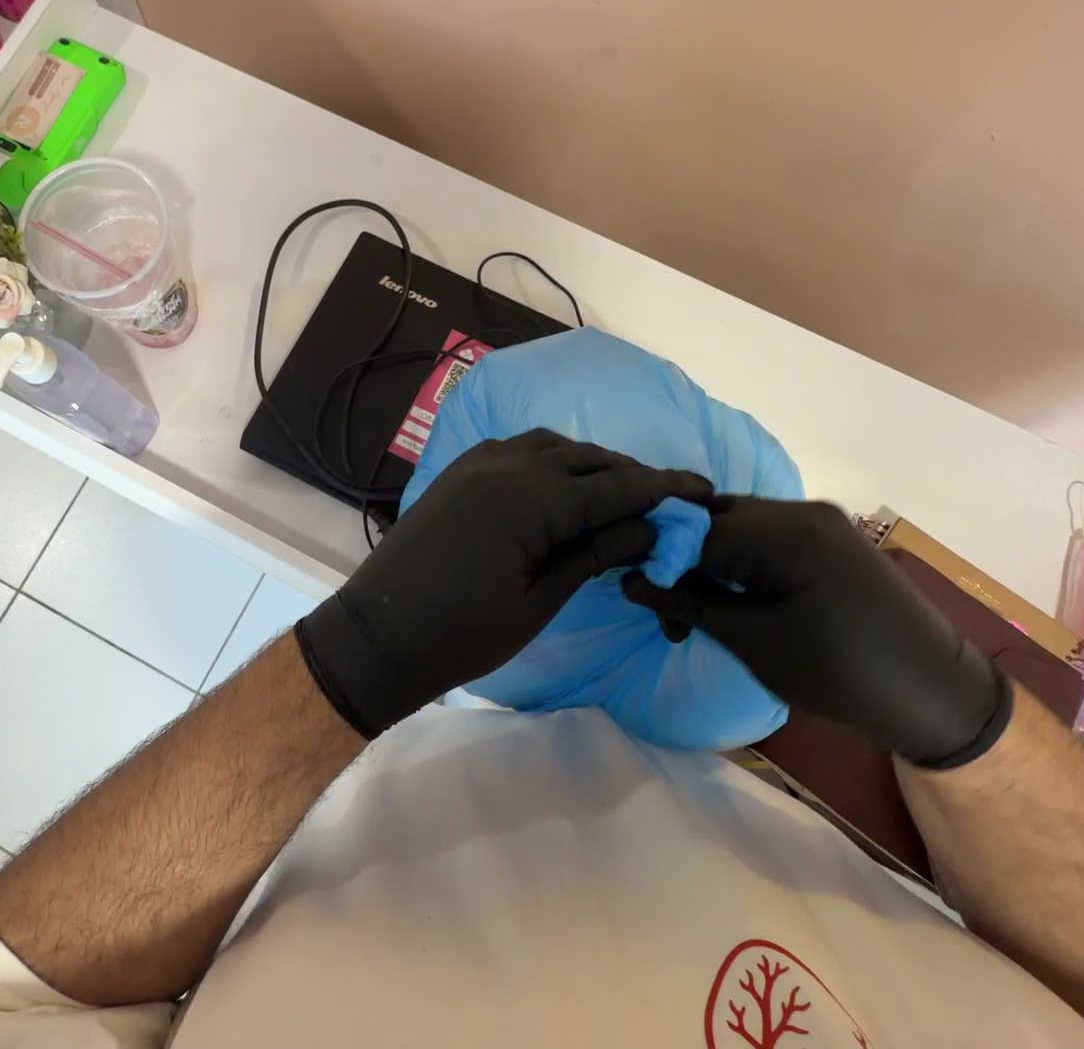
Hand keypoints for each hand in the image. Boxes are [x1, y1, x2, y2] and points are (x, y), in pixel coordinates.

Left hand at [296, 429, 714, 738]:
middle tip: (668, 502)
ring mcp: (477, 463)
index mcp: (532, 499)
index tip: (706, 492)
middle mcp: (507, 465)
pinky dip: (550, 462)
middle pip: (588, 460)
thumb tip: (648, 530)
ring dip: (590, 466)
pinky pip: (517, 452)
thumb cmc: (461, 635)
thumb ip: (593, 555)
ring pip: (552, 448)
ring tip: (618, 497)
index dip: (665, 490)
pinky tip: (562, 489)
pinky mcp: (458, 472)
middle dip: (632, 477)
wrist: (377, 635)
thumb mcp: (538, 602)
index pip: (616, 487)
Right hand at [620, 496, 1010, 768]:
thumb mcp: (752, 641)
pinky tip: (729, 603)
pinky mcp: (829, 542)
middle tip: (665, 614)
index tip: (628, 588)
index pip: (695, 527)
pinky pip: (764, 542)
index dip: (655, 555)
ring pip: (736, 531)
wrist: (935, 694)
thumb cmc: (839, 672)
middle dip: (681, 562)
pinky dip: (738, 568)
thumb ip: (687, 603)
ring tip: (693, 619)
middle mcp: (802, 511)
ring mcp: (820, 523)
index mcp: (786, 530)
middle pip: (714, 521)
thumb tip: (630, 580)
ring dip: (707, 567)